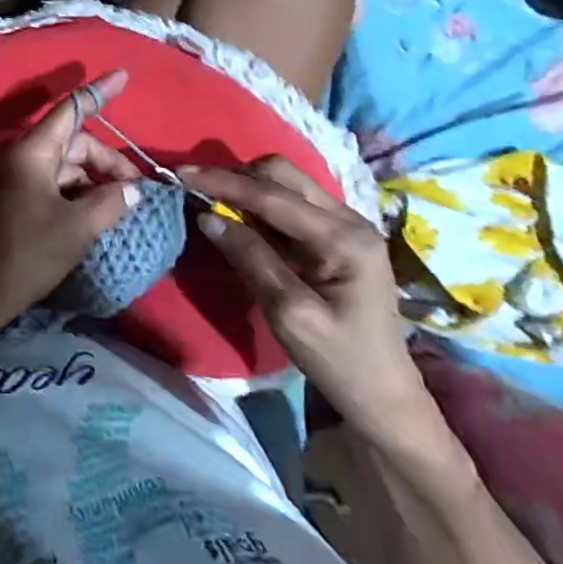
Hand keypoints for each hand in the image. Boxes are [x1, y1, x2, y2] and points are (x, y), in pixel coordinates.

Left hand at [0, 71, 143, 342]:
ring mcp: (15, 178)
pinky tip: (97, 213)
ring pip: (65, 165)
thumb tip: (131, 190)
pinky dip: (77, 193)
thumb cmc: (28, 254)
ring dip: (94, 179)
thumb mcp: (78, 227)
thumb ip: (110, 201)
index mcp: (32, 153)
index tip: (124, 75)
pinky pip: (53, 183)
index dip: (99, 92)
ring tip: (121, 205)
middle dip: (107, 160)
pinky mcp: (14, 199)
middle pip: (74, 143)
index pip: (71, 110)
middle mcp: (21, 157)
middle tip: (135, 190)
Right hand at [185, 157, 430, 439]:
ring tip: (212, 204)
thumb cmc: (338, 359)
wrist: (381, 390)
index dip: (223, 182)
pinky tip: (240, 220)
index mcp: (344, 239)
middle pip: (283, 174)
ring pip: (286, 182)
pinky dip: (259, 203)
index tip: (181, 174)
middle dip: (236, 176)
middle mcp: (349, 219)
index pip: (272, 196)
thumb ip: (251, 259)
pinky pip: (290, 202)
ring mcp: (346, 224)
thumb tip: (208, 217)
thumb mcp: (289, 314)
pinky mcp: (336, 234)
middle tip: (197, 192)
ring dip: (246, 187)